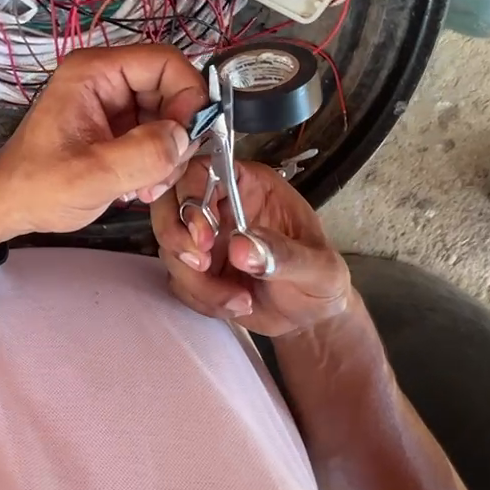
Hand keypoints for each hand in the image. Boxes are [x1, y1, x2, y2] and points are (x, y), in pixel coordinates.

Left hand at [0, 45, 209, 244]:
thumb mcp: (94, 174)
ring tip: (145, 188)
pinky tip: (139, 188)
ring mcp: (111, 102)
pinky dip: (157, 162)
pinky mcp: (115, 126)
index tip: (186, 138)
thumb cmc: (39, 186)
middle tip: (164, 174)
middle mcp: (105, 78)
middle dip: (177, 133)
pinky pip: (155, 134)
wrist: (9, 206)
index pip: (165, 61)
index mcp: (94, 72)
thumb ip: (145, 153)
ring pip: (168, 116)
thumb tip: (185, 137)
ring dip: (167, 154)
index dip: (187, 95)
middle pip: (171, 89)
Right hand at [149, 158, 350, 336]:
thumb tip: (242, 247)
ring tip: (240, 301)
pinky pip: (175, 278)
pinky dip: (199, 298)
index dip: (191, 196)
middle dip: (176, 237)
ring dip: (196, 280)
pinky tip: (233, 305)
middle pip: (169, 202)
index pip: (201, 170)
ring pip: (169, 245)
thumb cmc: (321, 283)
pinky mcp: (192, 266)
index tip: (204, 238)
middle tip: (203, 266)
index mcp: (247, 185)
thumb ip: (284, 254)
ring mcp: (201, 235)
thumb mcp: (319, 269)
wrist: (310, 319)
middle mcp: (218, 204)